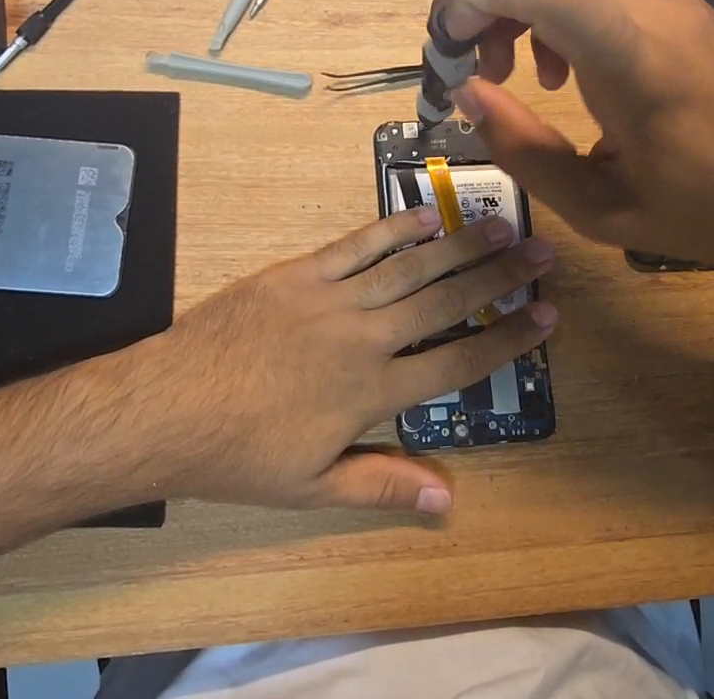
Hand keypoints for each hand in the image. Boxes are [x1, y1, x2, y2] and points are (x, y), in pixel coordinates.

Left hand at [98, 207, 555, 513]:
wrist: (167, 407)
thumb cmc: (239, 455)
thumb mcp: (311, 487)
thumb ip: (382, 484)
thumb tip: (448, 499)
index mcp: (372, 391)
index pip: (458, 362)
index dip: (507, 339)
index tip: (546, 316)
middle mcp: (363, 337)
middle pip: (446, 302)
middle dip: (499, 277)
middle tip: (541, 253)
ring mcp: (330, 299)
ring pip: (409, 266)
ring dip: (458, 244)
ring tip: (500, 223)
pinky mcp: (297, 274)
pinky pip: (355, 245)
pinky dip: (392, 228)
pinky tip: (425, 214)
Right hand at [433, 0, 713, 306]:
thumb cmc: (712, 217)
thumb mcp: (598, 208)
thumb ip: (520, 147)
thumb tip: (466, 93)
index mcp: (629, 53)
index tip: (449, 60)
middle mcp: (648, 6)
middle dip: (477, 15)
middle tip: (471, 79)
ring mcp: (671, 2)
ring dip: (514, 21)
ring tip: (514, 84)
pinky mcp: (682, 12)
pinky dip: (555, 25)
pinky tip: (568, 79)